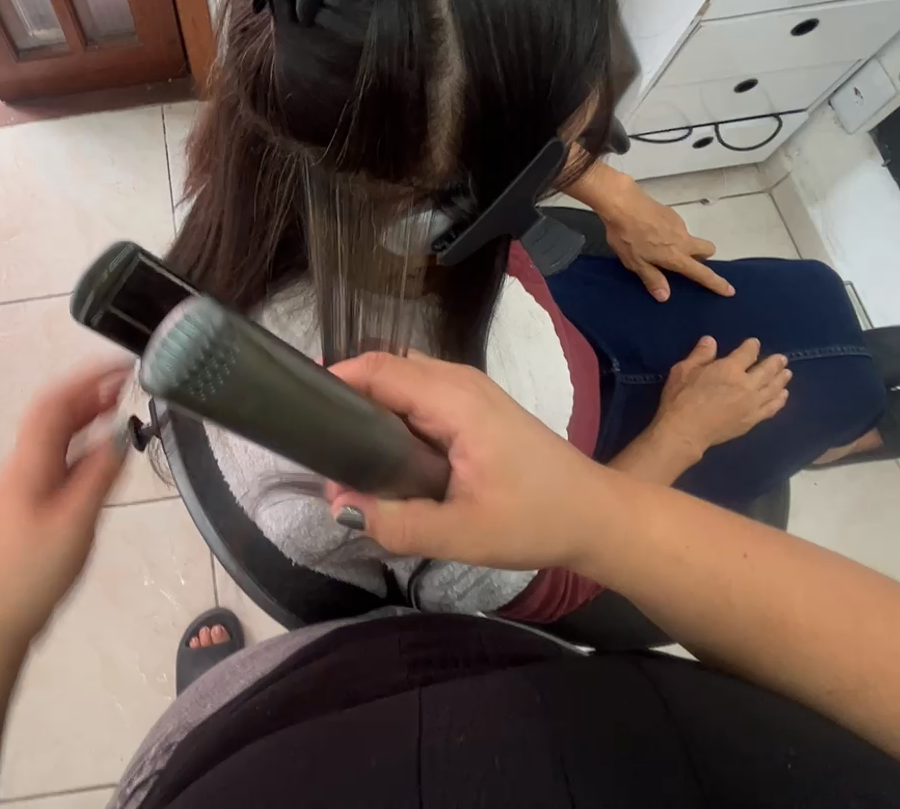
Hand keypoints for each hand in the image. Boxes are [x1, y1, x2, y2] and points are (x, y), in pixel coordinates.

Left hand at [0, 361, 129, 643]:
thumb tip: (121, 434)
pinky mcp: (27, 510)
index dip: (89, 378)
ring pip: (55, 440)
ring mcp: (23, 488)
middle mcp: (23, 466)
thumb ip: (100, 475)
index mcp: (31, 462)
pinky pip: (57, 462)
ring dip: (86, 419)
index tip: (123, 366)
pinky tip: (101, 461)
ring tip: (120, 412)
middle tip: (128, 386)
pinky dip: (82, 448)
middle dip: (90, 394)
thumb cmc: (31, 571)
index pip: (57, 402)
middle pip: (54, 417)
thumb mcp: (75, 521)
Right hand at [324, 351, 615, 569]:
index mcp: (454, 401)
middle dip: (347, 391)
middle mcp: (459, 381)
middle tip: (317, 434)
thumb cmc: (536, 520)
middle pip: (387, 366)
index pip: (380, 369)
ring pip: (403, 375)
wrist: (597, 515)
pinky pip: (420, 389)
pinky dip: (393, 406)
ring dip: (370, 399)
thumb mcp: (463, 534)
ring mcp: (470, 387)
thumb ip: (397, 522)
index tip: (302, 408)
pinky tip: (383, 445)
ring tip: (342, 441)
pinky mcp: (474, 402)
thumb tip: (338, 503)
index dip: (337, 378)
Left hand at [573, 165, 733, 300]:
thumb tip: (665, 296)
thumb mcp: (634, 263)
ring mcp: (680, 225)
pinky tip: (650, 231)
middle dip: (703, 257)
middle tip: (684, 262)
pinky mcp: (672, 213)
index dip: (716, 283)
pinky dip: (670, 233)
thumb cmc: (627, 236)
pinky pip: (678, 228)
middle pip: (708, 250)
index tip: (729, 290)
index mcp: (676, 256)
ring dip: (683, 244)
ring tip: (656, 245)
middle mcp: (684, 240)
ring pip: (691, 238)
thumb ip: (651, 278)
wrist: (623, 204)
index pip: (702, 273)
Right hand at [648, 336, 789, 457]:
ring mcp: (753, 403)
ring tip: (787, 373)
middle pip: (767, 370)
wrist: (686, 429)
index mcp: (729, 369)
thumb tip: (711, 340)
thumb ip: (700, 355)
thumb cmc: (680, 397)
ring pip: (774, 388)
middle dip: (775, 362)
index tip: (755, 343)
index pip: (747, 353)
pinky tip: (783, 395)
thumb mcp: (683, 370)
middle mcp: (747, 384)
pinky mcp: (753, 419)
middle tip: (782, 358)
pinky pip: (772, 407)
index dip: (752, 346)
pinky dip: (780, 400)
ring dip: (781, 379)